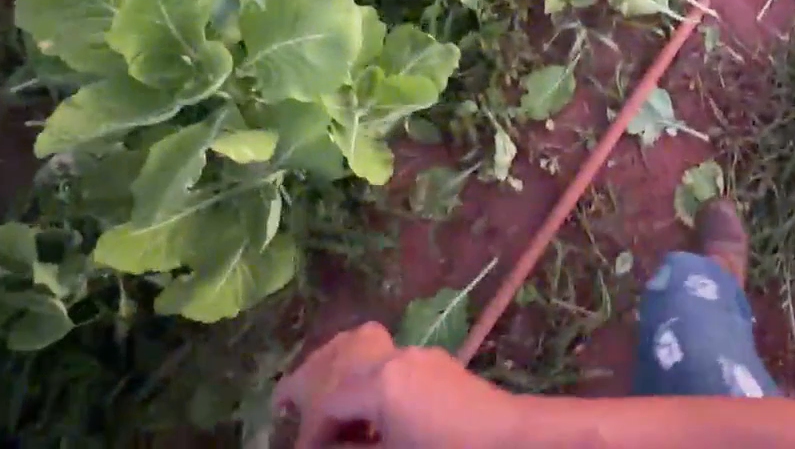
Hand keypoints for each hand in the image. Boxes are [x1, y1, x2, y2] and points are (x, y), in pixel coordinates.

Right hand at [274, 322, 519, 448]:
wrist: (508, 438)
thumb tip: (325, 443)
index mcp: (382, 381)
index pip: (329, 402)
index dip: (309, 432)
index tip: (302, 448)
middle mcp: (398, 357)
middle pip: (343, 365)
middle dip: (315, 388)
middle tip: (286, 405)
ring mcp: (420, 354)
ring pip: (367, 357)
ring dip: (342, 378)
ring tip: (325, 409)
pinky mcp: (437, 362)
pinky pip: (391, 364)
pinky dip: (370, 381)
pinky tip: (367, 411)